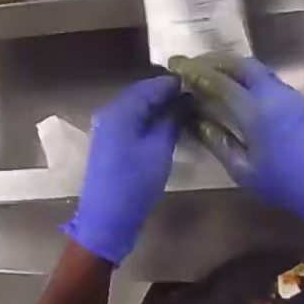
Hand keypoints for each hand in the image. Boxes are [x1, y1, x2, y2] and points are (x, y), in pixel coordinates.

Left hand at [61, 75, 182, 262]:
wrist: (106, 219)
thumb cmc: (135, 183)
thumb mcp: (160, 149)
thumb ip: (172, 120)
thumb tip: (184, 99)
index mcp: (120, 111)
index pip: (150, 86)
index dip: (173, 84)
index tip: (197, 85)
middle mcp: (109, 114)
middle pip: (141, 95)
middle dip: (166, 95)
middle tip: (194, 98)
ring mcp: (106, 129)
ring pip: (136, 109)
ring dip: (158, 109)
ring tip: (184, 112)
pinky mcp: (108, 144)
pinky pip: (131, 122)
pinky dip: (148, 121)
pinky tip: (166, 127)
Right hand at [176, 56, 303, 238]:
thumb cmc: (283, 184)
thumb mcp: (243, 170)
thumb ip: (217, 142)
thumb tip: (198, 121)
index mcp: (256, 111)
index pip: (220, 81)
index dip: (196, 72)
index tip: (177, 65)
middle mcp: (273, 94)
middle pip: (240, 64)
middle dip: (214, 61)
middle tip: (193, 66)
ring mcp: (288, 95)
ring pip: (256, 69)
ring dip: (232, 67)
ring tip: (211, 75)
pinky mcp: (297, 100)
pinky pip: (267, 78)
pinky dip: (247, 76)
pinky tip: (236, 89)